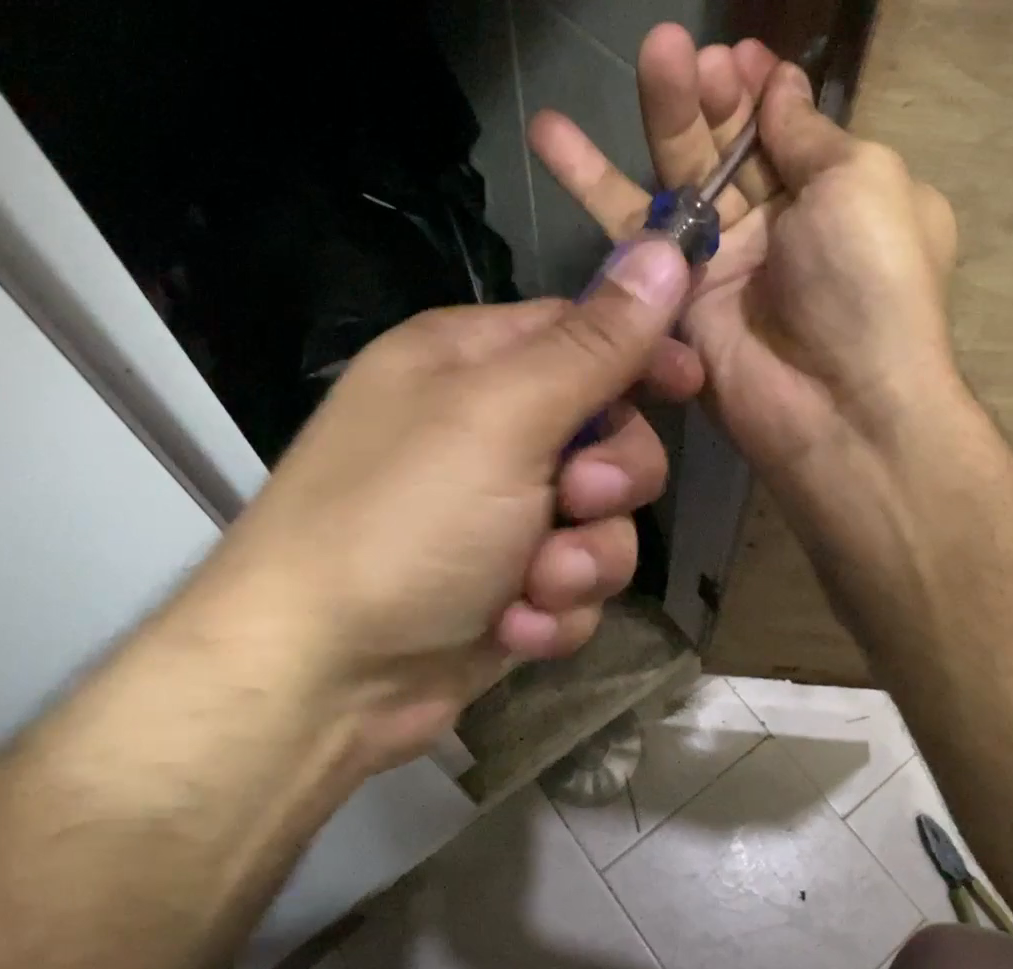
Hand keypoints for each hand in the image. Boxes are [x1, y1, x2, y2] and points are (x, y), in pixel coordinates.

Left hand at [175, 241, 696, 775]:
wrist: (320, 677)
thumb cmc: (404, 522)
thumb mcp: (503, 417)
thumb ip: (595, 345)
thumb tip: (666, 246)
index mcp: (469, 363)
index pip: (583, 332)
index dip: (642, 355)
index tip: (691, 384)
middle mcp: (484, 432)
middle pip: (608, 435)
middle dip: (611, 480)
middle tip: (578, 502)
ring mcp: (497, 517)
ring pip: (602, 524)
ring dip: (583, 561)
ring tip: (536, 587)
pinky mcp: (508, 590)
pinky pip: (575, 587)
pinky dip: (554, 611)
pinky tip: (513, 629)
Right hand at [529, 26, 962, 490]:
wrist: (838, 406)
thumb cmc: (869, 283)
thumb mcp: (864, 182)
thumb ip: (812, 134)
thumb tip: (782, 89)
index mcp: (838, 195)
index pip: (786, 127)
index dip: (760, 88)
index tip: (738, 55)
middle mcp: (781, 226)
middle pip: (730, 146)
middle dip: (708, 96)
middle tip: (679, 52)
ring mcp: (725, 263)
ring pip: (679, 179)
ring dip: (659, 117)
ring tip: (645, 58)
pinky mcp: (676, 298)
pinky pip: (630, 235)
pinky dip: (592, 186)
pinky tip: (552, 136)